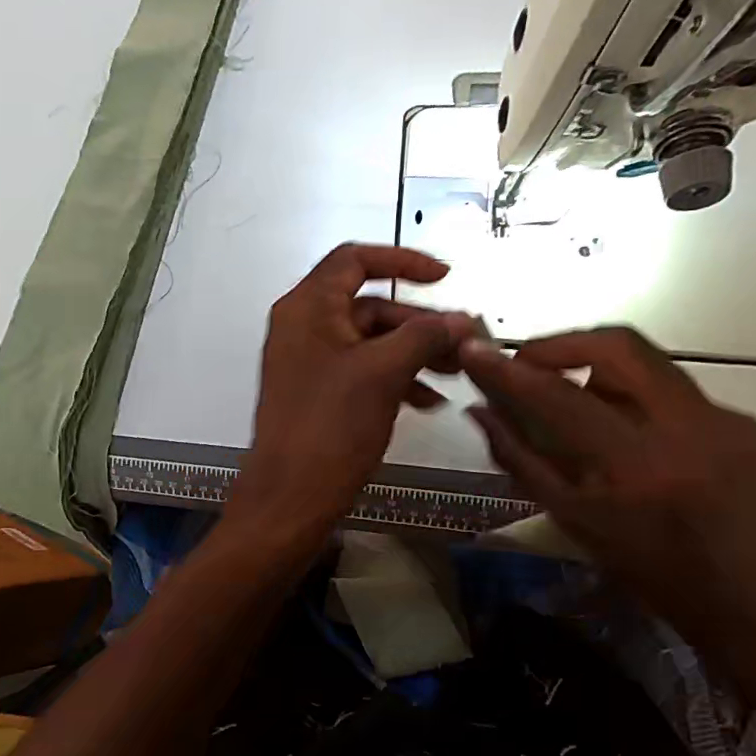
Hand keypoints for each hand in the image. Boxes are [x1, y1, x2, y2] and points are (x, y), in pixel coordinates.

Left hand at [226, 244, 470, 557]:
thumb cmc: (331, 426)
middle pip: (368, 304)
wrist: (290, 496)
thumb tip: (461, 319)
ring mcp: (308, 360)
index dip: (402, 260)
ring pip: (369, 340)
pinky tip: (429, 401)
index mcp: (307, 307)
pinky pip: (361, 369)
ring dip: (413, 352)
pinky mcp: (317, 391)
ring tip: (458, 375)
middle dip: (418, 322)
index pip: (353, 260)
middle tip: (465, 343)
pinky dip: (395, 377)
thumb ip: (423, 336)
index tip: (445, 276)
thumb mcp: (382, 373)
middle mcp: (303, 325)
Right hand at [460, 327, 755, 737]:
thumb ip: (521, 458)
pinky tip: (623, 429)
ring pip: (645, 361)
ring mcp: (724, 419)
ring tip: (571, 398)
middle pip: (617, 346)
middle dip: (561, 344)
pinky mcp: (744, 421)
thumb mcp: (575, 521)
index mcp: (640, 466)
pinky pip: (670, 388)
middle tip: (527, 363)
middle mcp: (689, 428)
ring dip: (595, 367)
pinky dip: (631, 395)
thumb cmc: (658, 575)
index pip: (559, 397)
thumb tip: (481, 410)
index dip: (509, 370)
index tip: (473, 350)